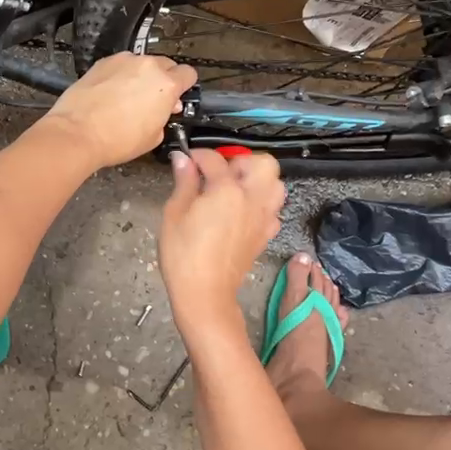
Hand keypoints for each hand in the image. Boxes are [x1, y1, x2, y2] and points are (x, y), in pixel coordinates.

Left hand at [41, 52, 197, 167]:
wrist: (77, 133)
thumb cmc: (114, 139)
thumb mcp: (153, 137)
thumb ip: (165, 117)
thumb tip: (164, 111)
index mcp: (166, 84)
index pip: (188, 74)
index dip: (185, 85)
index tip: (179, 94)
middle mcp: (147, 66)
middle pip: (166, 64)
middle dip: (164, 80)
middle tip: (155, 100)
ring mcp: (123, 61)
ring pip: (142, 63)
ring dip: (141, 76)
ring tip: (129, 98)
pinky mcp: (102, 63)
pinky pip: (120, 65)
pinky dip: (120, 75)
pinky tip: (112, 94)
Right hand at [160, 149, 285, 335]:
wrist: (205, 294)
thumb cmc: (184, 254)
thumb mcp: (175, 213)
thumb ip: (184, 182)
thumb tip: (183, 159)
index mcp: (228, 190)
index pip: (215, 159)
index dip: (198, 156)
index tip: (187, 160)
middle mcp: (253, 199)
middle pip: (263, 163)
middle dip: (240, 161)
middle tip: (218, 172)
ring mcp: (264, 217)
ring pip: (275, 184)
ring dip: (257, 180)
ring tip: (233, 189)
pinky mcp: (266, 234)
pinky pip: (272, 208)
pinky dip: (260, 202)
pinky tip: (240, 211)